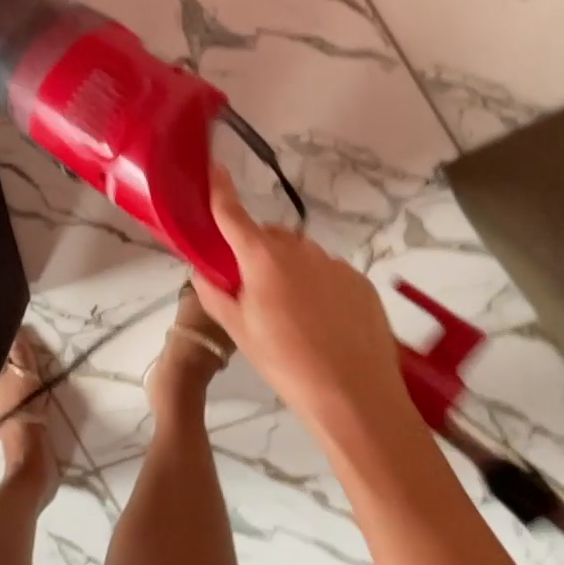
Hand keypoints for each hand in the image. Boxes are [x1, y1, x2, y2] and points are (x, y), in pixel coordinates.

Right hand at [191, 165, 411, 432]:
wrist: (355, 398)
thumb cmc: (285, 362)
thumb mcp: (237, 330)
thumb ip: (214, 292)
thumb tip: (203, 271)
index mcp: (262, 258)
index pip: (233, 213)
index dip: (220, 189)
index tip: (214, 166)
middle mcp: (299, 250)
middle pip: (268, 237)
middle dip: (255, 252)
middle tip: (251, 289)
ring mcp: (334, 264)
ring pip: (300, 255)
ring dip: (288, 269)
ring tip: (291, 313)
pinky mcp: (361, 282)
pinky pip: (328, 273)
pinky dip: (318, 286)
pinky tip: (322, 322)